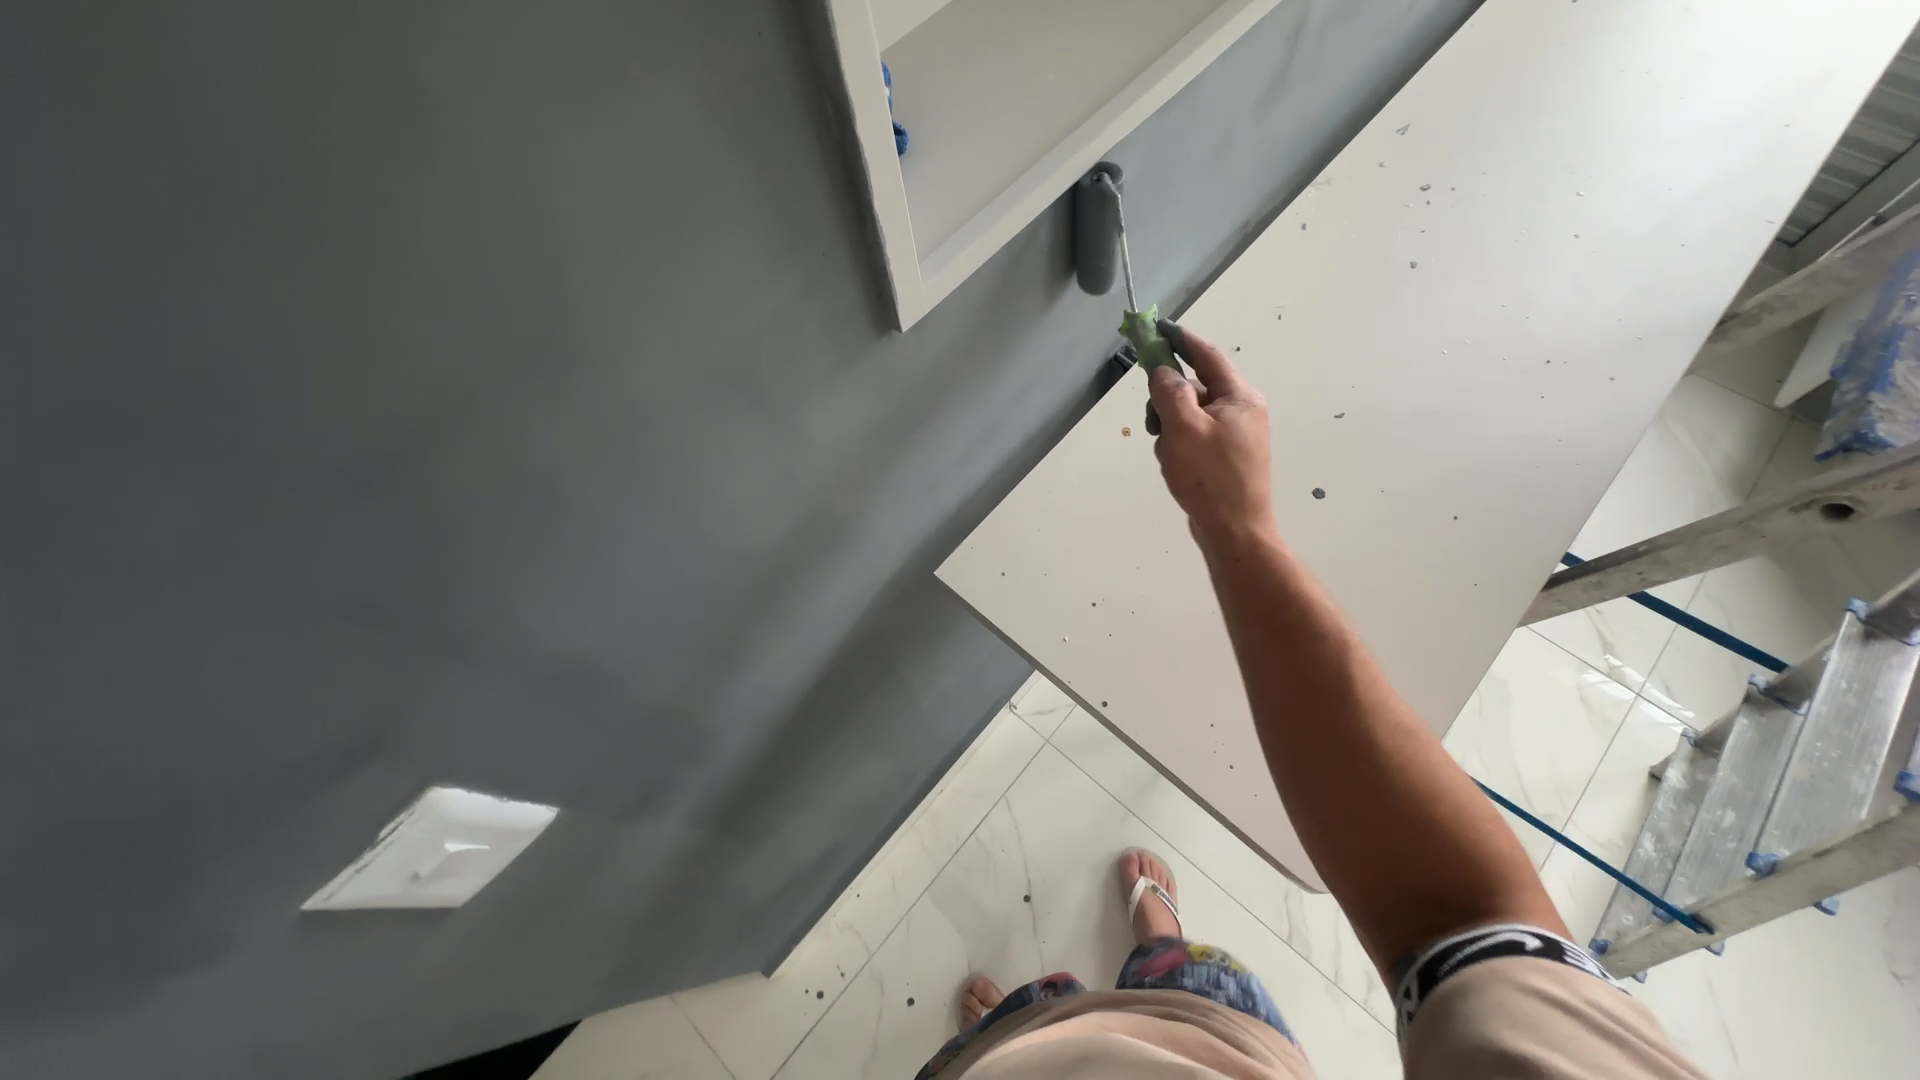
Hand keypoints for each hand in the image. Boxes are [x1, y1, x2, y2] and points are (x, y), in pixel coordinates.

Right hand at [1146, 320, 1275, 548]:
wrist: (1236, 532)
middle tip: (1155, 424)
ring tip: (1171, 457)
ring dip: (1172, 429)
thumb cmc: (1210, 478)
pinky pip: (1196, 438)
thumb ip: (1169, 392)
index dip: (1182, 340)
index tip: (1158, 328)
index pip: (1207, 356)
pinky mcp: (1228, 458)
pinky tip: (1178, 469)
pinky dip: (1180, 446)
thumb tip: (1163, 371)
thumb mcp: (1182, 429)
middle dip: (1169, 401)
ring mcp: (1237, 436)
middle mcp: (1243, 411)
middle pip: (1195, 388)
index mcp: (1240, 398)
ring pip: (1191, 416)